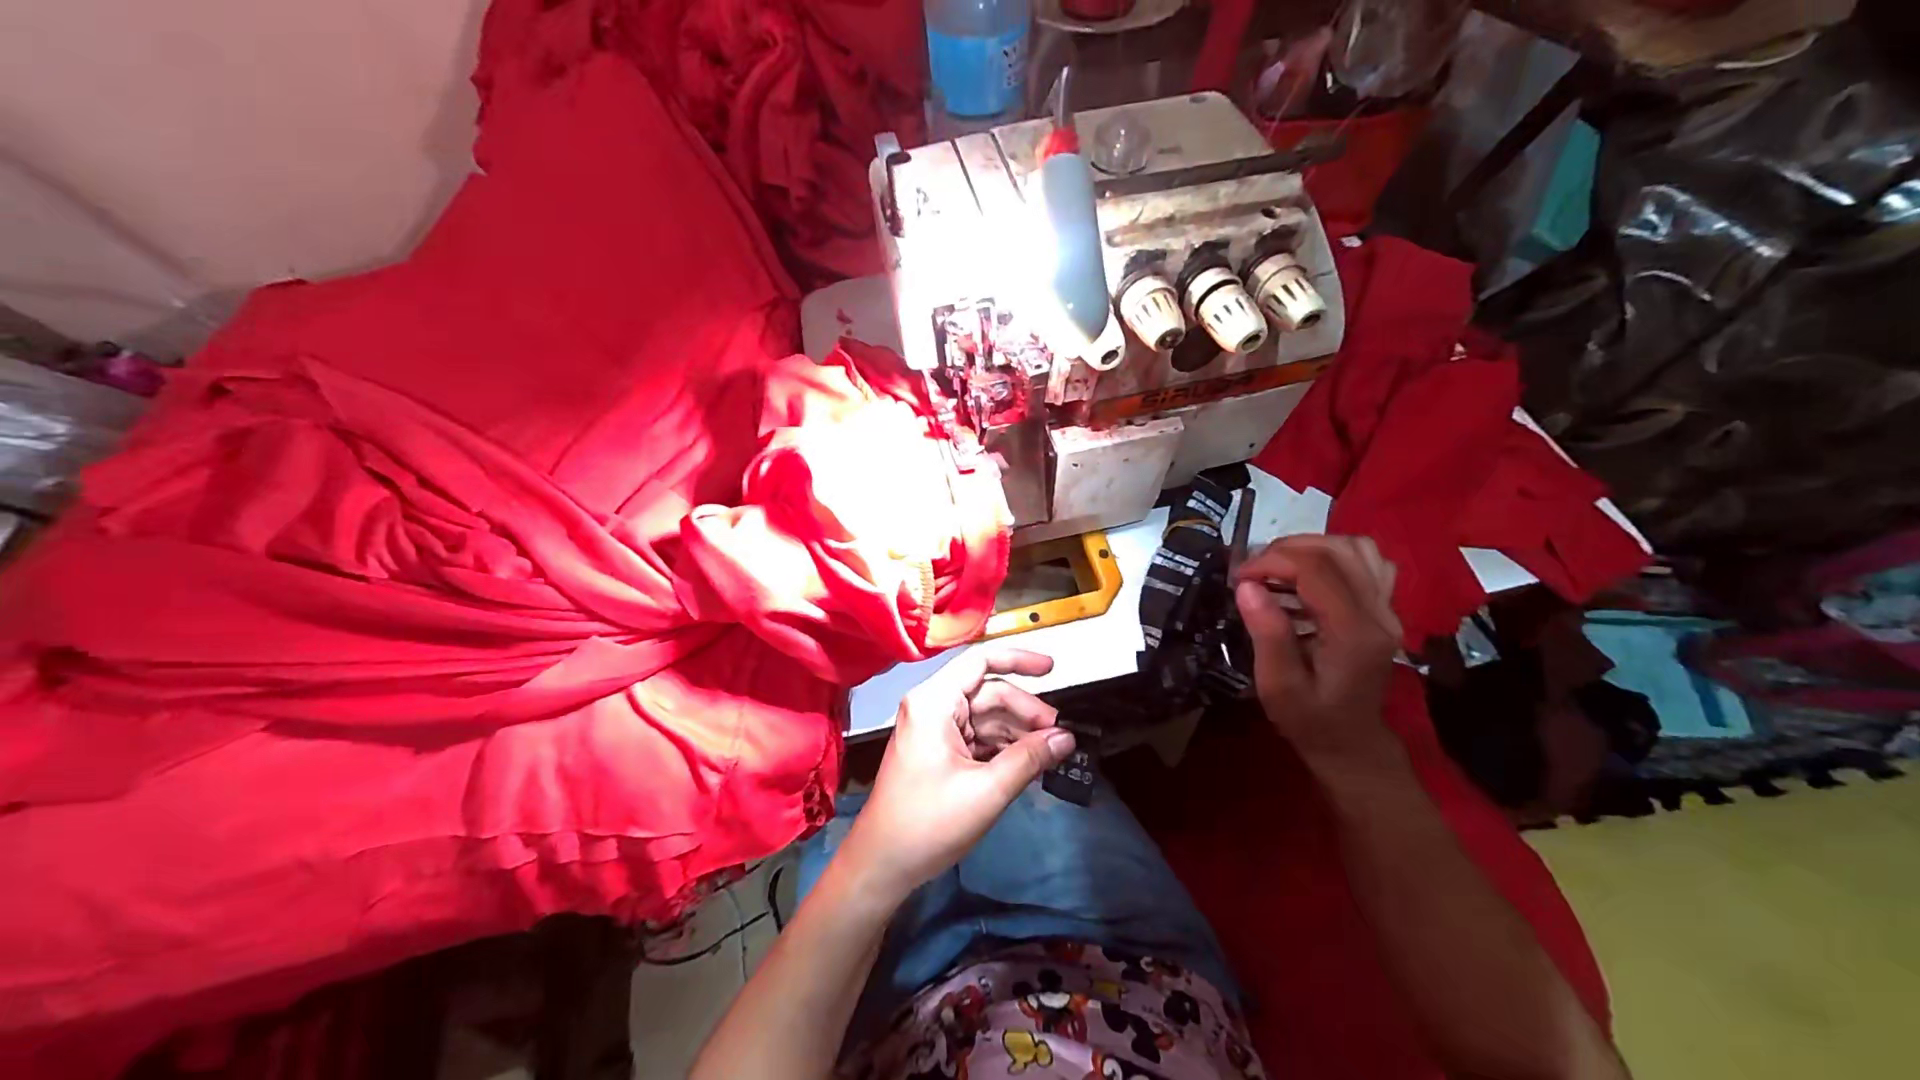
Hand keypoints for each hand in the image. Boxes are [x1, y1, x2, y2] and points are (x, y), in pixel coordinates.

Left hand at [840, 649, 1076, 899]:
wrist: (883, 864)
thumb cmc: (927, 823)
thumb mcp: (986, 790)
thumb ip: (1029, 758)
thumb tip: (1066, 738)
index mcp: (934, 702)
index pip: (980, 660)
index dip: (1018, 659)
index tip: (1052, 668)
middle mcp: (933, 706)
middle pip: (989, 692)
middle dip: (1027, 712)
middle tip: (1061, 737)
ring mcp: (936, 729)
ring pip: (988, 716)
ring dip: (1020, 733)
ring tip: (1052, 753)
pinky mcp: (940, 751)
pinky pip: (979, 737)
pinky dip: (1005, 748)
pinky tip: (1030, 764)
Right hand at [1233, 535, 1403, 769]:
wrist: (1351, 743)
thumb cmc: (1310, 720)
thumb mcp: (1278, 687)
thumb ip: (1267, 634)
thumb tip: (1247, 586)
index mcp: (1354, 633)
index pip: (1317, 570)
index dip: (1272, 562)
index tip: (1239, 577)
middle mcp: (1379, 614)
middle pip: (1338, 550)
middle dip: (1288, 550)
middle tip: (1254, 571)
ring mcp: (1388, 610)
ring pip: (1357, 549)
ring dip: (1311, 548)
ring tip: (1278, 568)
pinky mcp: (1384, 609)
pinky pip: (1367, 562)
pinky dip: (1333, 556)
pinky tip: (1307, 575)